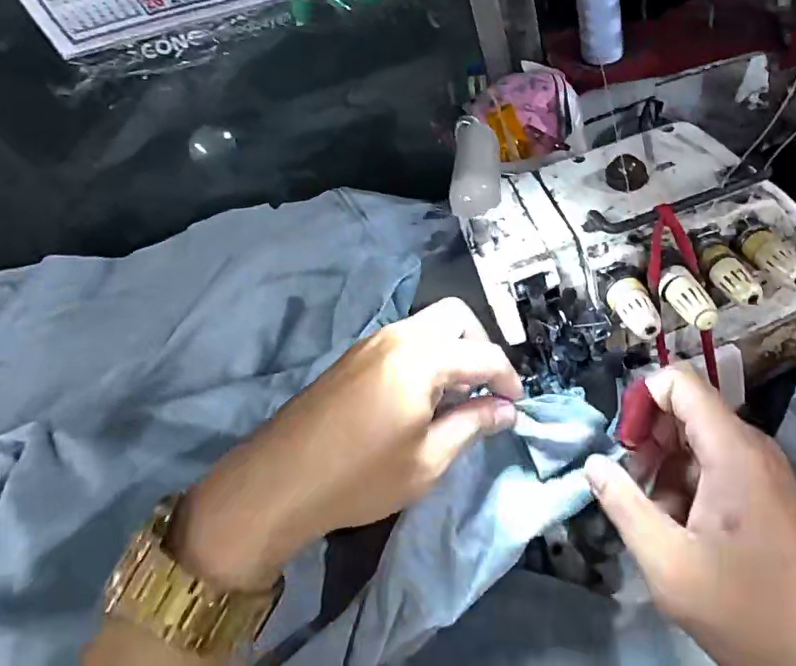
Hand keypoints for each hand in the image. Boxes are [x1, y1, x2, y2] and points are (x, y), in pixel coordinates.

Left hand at [171, 297, 521, 590]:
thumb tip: (505, 410)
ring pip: (429, 324)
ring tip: (454, 396)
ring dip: (452, 348)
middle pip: (456, 316)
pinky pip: (405, 338)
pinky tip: (421, 395)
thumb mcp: (427, 461)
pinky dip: (426, 354)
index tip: (516, 406)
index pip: (482, 354)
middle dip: (480, 346)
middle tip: (484, 389)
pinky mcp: (355, 355)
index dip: (507, 379)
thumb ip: (471, 425)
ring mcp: (373, 340)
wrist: (279, 480)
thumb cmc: (360, 477)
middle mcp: (399, 335)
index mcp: (422, 356)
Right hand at [585, 369, 795, 665]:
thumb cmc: (748, 610)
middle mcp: (751, 446)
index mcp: (732, 449)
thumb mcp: (669, 564)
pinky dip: (691, 485)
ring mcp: (765, 470)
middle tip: (633, 486)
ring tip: (657, 519)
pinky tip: (684, 532)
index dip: (642, 401)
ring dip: (667, 469)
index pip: (678, 381)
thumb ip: (623, 505)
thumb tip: (593, 463)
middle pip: (686, 410)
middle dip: (650, 440)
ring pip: (699, 441)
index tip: (623, 447)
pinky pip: (718, 465)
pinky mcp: (770, 494)